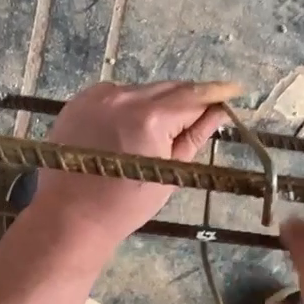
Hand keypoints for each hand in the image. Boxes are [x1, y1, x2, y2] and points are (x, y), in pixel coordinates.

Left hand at [36, 81, 243, 248]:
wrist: (69, 215)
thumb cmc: (124, 204)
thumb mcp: (169, 173)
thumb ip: (194, 136)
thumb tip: (219, 113)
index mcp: (150, 118)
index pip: (193, 96)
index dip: (216, 93)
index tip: (234, 89)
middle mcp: (124, 97)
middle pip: (168, 89)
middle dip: (187, 99)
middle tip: (202, 113)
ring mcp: (98, 96)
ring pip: (142, 91)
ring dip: (157, 104)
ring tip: (158, 132)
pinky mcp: (80, 100)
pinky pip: (116, 95)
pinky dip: (129, 106)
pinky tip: (128, 130)